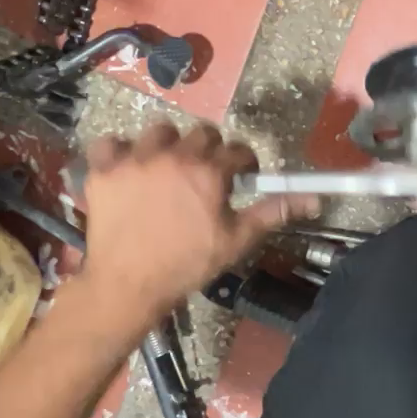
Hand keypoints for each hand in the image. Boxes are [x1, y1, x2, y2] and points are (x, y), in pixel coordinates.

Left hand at [75, 123, 316, 325]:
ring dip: (167, 146)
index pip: (237, 150)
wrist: (128, 286)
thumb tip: (313, 198)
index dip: (243, 164)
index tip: (239, 179)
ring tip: (167, 170)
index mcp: (209, 171)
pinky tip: (128, 171)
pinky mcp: (103, 170)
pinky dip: (119, 153)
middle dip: (209, 151)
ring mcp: (134, 160)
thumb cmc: (187, 264)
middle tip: (205, 178)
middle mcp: (173, 156)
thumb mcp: (237, 239)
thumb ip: (273, 211)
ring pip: (159, 132)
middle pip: (201, 134)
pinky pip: (110, 143)